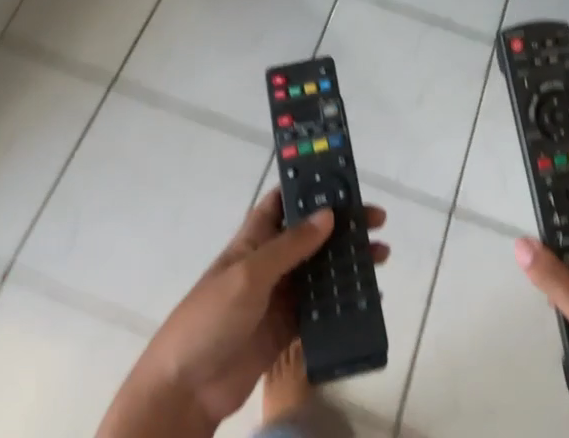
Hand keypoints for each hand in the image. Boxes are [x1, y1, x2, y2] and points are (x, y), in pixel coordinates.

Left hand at [100, 189, 388, 435]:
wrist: (187, 386)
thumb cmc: (210, 318)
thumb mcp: (249, 275)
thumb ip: (289, 247)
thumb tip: (328, 214)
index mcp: (252, 241)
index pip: (282, 204)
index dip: (310, 190)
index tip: (345, 182)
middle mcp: (269, 264)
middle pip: (311, 236)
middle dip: (342, 226)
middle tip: (378, 221)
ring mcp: (279, 298)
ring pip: (321, 272)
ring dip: (348, 263)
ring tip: (381, 256)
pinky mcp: (287, 329)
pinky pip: (322, 310)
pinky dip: (345, 302)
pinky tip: (370, 297)